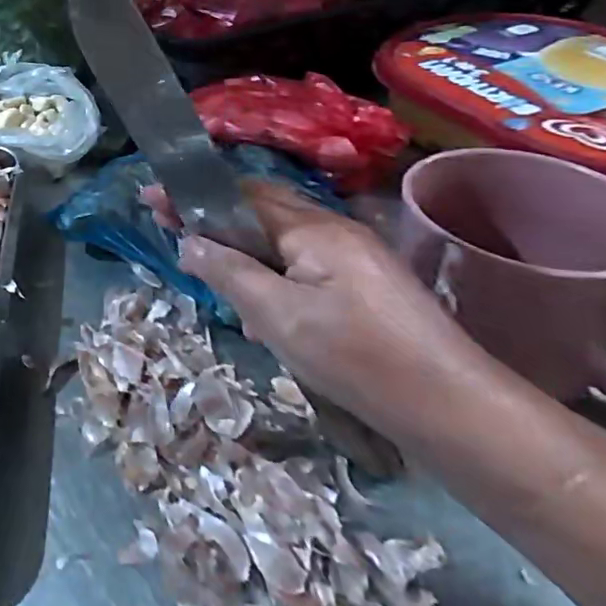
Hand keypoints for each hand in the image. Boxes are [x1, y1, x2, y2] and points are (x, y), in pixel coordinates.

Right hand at [143, 180, 499, 434]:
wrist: (454, 409)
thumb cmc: (357, 358)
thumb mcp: (279, 317)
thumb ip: (229, 273)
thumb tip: (188, 241)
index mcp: (313, 228)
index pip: (240, 197)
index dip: (193, 197)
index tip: (151, 197)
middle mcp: (336, 229)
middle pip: (262, 212)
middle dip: (216, 221)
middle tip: (174, 232)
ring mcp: (357, 257)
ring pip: (284, 243)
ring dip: (246, 254)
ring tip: (214, 279)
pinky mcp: (369, 286)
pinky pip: (307, 267)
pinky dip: (276, 278)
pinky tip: (267, 315)